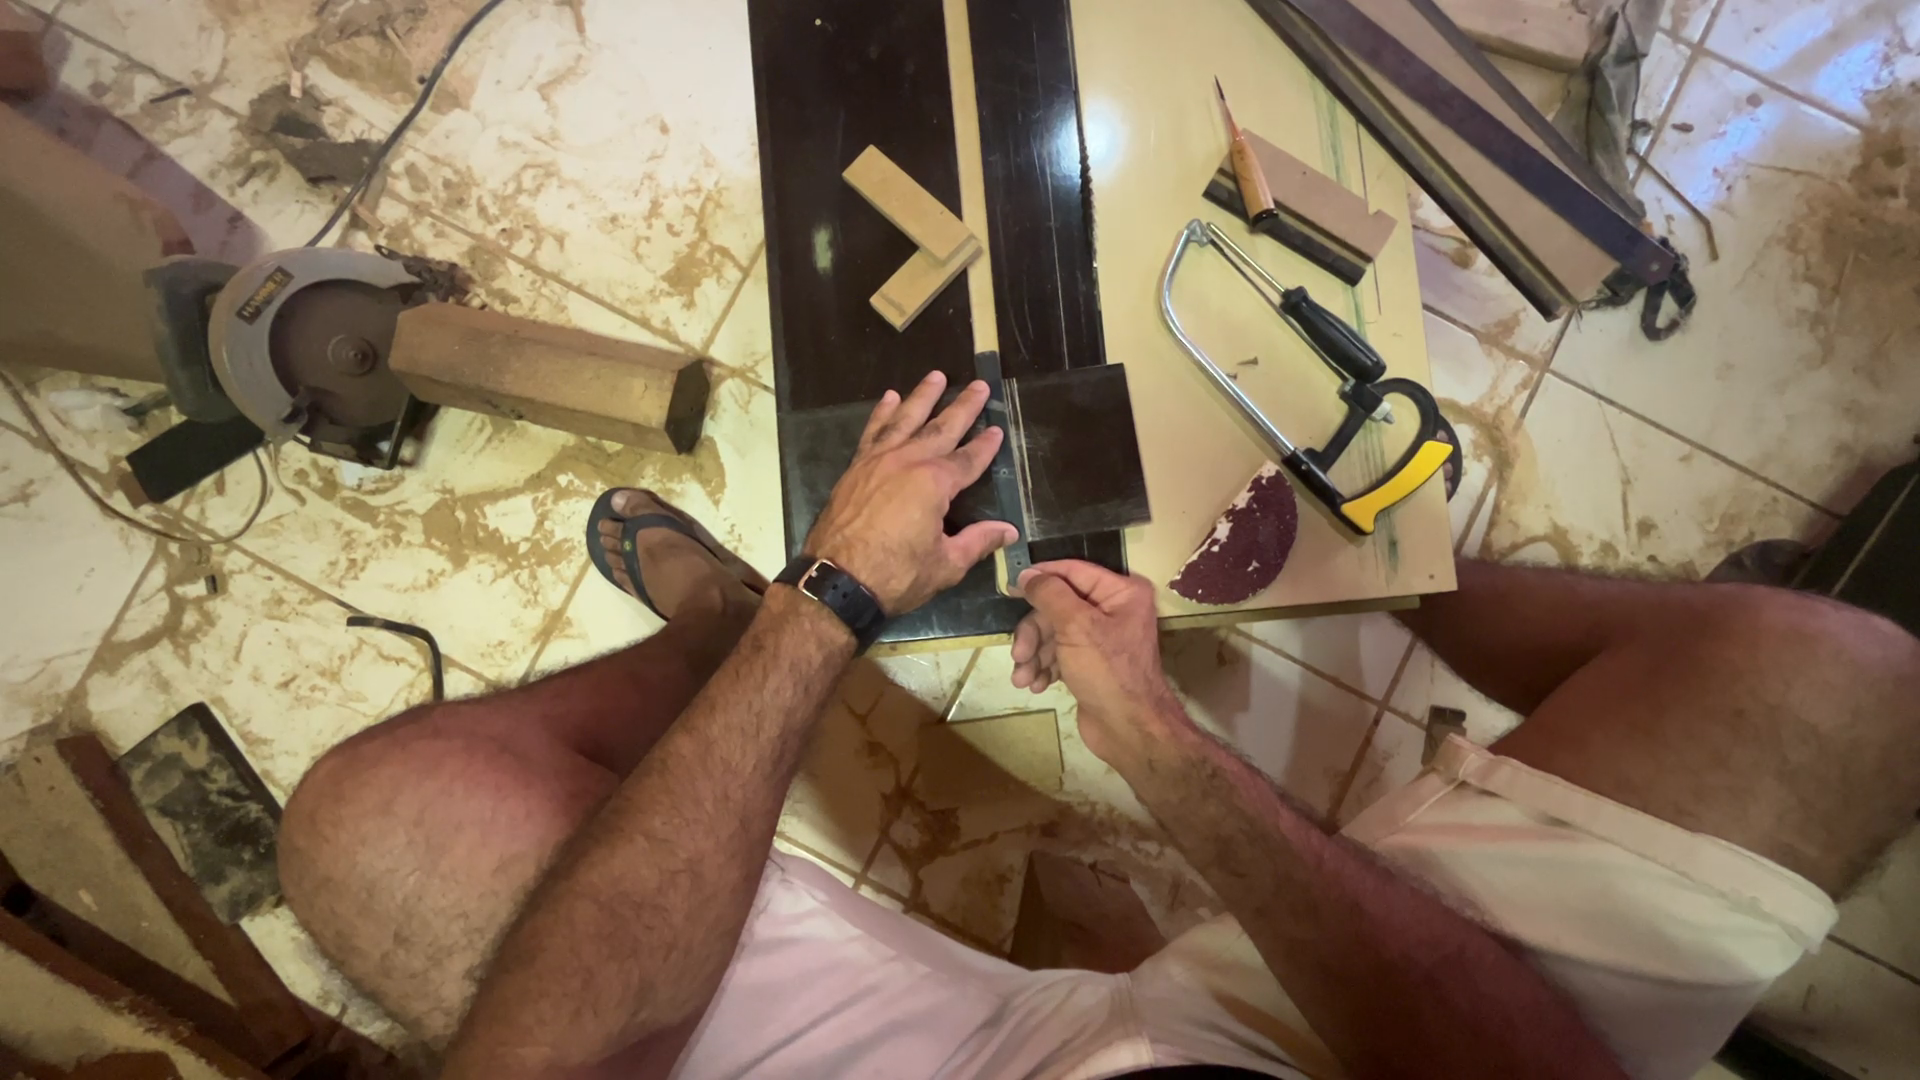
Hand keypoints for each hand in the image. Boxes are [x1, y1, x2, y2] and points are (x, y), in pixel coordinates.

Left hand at [805, 371, 1018, 614]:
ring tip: (936, 376)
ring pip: (905, 420)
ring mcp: (878, 461)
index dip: (986, 446)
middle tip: (979, 385)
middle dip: (963, 407)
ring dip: (922, 397)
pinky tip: (889, 399)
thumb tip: (1009, 530)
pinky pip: (872, 432)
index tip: (998, 430)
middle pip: (941, 428)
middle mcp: (907, 462)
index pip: (968, 460)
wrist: (836, 582)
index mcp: (934, 483)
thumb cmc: (896, 575)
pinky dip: (882, 414)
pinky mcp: (856, 468)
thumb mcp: (946, 565)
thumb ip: (977, 542)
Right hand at [1010, 560, 1191, 764]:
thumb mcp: (1076, 626)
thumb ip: (1049, 594)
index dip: (1040, 577)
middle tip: (1019, 654)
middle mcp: (1112, 609)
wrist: (1128, 731)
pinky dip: (1044, 666)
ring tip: (1023, 678)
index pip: (1072, 571)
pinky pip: (1059, 653)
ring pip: (1053, 632)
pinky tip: (1036, 685)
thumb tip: (1027, 574)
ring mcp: (1100, 638)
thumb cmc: (1107, 672)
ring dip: (1034, 654)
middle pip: (1057, 606)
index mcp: (1120, 592)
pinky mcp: (1089, 662)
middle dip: (1034, 632)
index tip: (1009, 585)